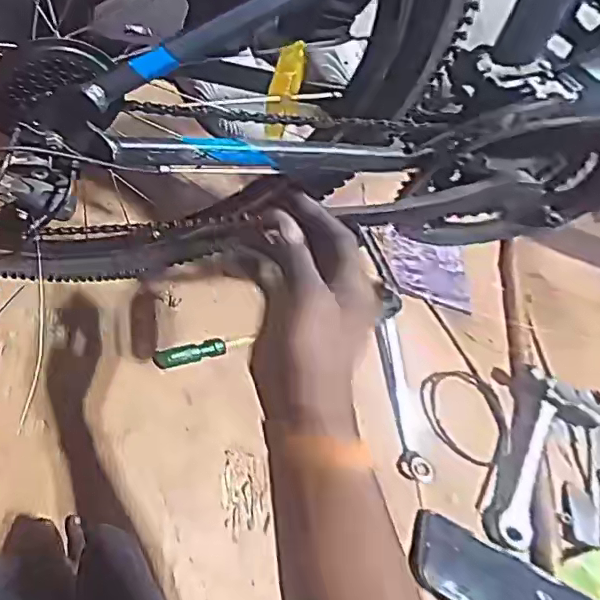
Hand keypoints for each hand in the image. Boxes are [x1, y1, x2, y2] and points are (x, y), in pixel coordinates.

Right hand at [245, 193, 386, 436]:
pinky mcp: (294, 315)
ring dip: (279, 241)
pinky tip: (246, 253)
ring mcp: (315, 303)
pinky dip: (266, 263)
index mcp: (353, 284)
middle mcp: (338, 289)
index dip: (317, 212)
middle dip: (296, 223)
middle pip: (320, 245)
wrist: (302, 406)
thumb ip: (296, 255)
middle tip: (268, 202)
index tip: (290, 193)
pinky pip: (281, 279)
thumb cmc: (312, 352)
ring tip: (254, 221)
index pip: (340, 236)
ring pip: (299, 261)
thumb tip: (284, 218)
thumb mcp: (306, 297)